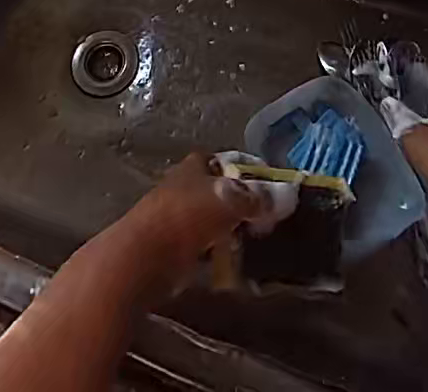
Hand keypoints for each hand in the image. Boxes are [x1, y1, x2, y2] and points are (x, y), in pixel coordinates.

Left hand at [102, 153, 290, 289]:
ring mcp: (176, 216)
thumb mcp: (229, 201)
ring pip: (215, 220)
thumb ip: (259, 198)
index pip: (233, 161)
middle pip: (225, 191)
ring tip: (255, 244)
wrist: (137, 261)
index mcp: (198, 164)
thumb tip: (290, 194)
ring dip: (233, 231)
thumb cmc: (185, 218)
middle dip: (247, 205)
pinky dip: (218, 254)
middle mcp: (186, 184)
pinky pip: (204, 246)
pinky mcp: (170, 247)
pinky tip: (232, 266)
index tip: (277, 189)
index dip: (256, 172)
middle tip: (269, 221)